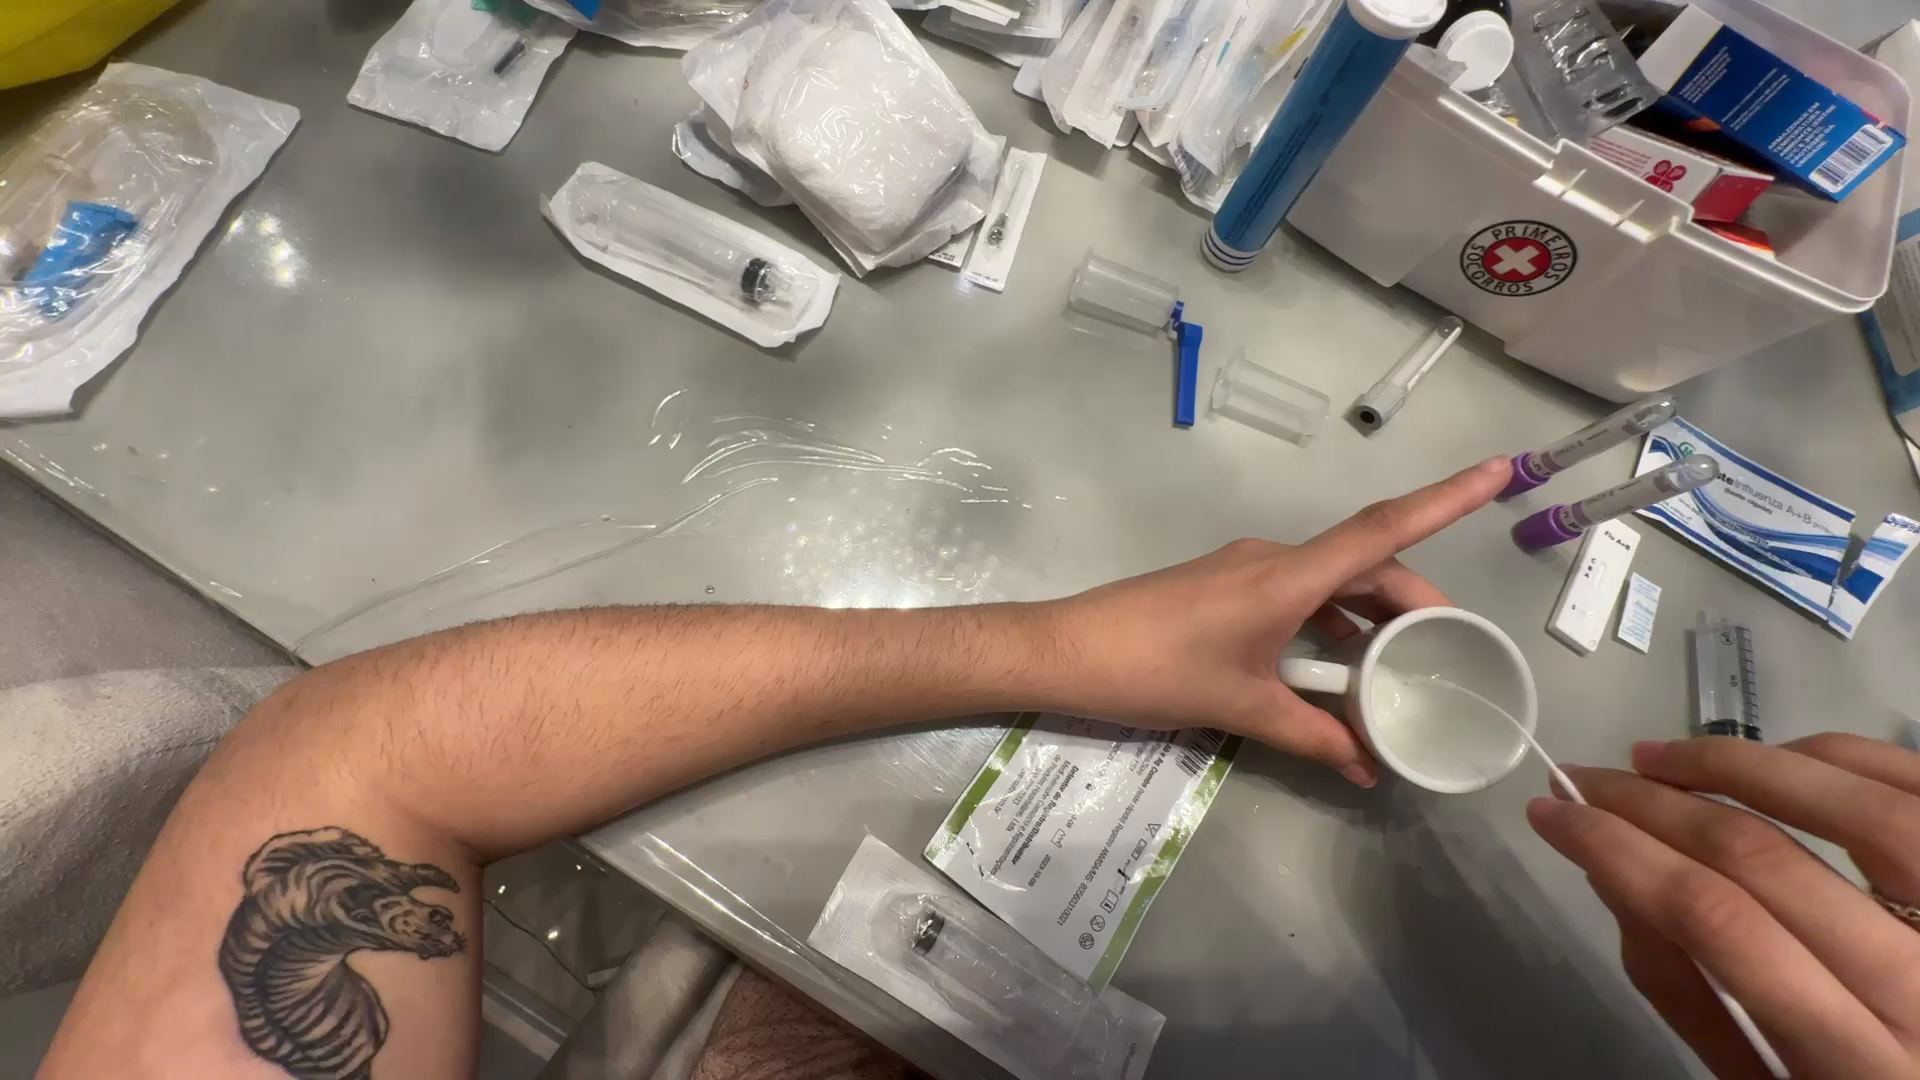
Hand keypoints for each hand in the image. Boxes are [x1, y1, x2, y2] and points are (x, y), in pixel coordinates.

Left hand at [1047, 456, 1512, 786]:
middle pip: (1363, 565)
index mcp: (1287, 576)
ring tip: (1394, 670)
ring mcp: (1241, 571)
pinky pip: (1291, 596)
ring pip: (1327, 583)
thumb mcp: (1241, 708)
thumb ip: (1313, 737)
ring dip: (1364, 620)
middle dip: (1411, 604)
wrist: (1069, 650)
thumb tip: (1368, 768)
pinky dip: (1322, 627)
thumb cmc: (1155, 670)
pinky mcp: (1219, 588)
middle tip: (1445, 652)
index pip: (1382, 529)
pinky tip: (1329, 671)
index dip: (1446, 498)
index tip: (1502, 468)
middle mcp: (1270, 560)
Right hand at [1530, 736, 1919, 1078]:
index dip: (1614, 847)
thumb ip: (1682, 987)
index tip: (1549, 810)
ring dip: (1735, 764)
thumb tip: (1603, 867)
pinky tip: (1771, 757)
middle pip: (1764, 858)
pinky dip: (1837, 756)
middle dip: (1646, 802)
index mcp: (1867, 1068)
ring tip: (1661, 756)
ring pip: (1862, 812)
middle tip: (1585, 778)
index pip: (1714, 920)